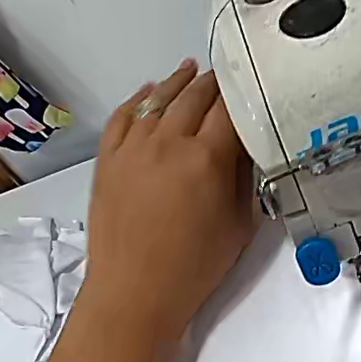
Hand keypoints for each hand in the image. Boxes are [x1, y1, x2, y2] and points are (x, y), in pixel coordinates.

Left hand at [82, 59, 256, 336]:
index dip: (243, 94)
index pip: (230, 110)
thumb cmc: (194, 267)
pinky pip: (124, 116)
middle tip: (226, 74)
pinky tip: (150, 91)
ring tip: (191, 69)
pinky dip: (138, 99)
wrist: (134, 292)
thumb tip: (246, 146)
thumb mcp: (239, 225)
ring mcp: (133, 148)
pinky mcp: (108, 159)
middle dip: (214, 82)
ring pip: (159, 99)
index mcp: (206, 159)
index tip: (252, 85)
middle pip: (195, 96)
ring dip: (179, 82)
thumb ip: (246, 179)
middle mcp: (168, 143)